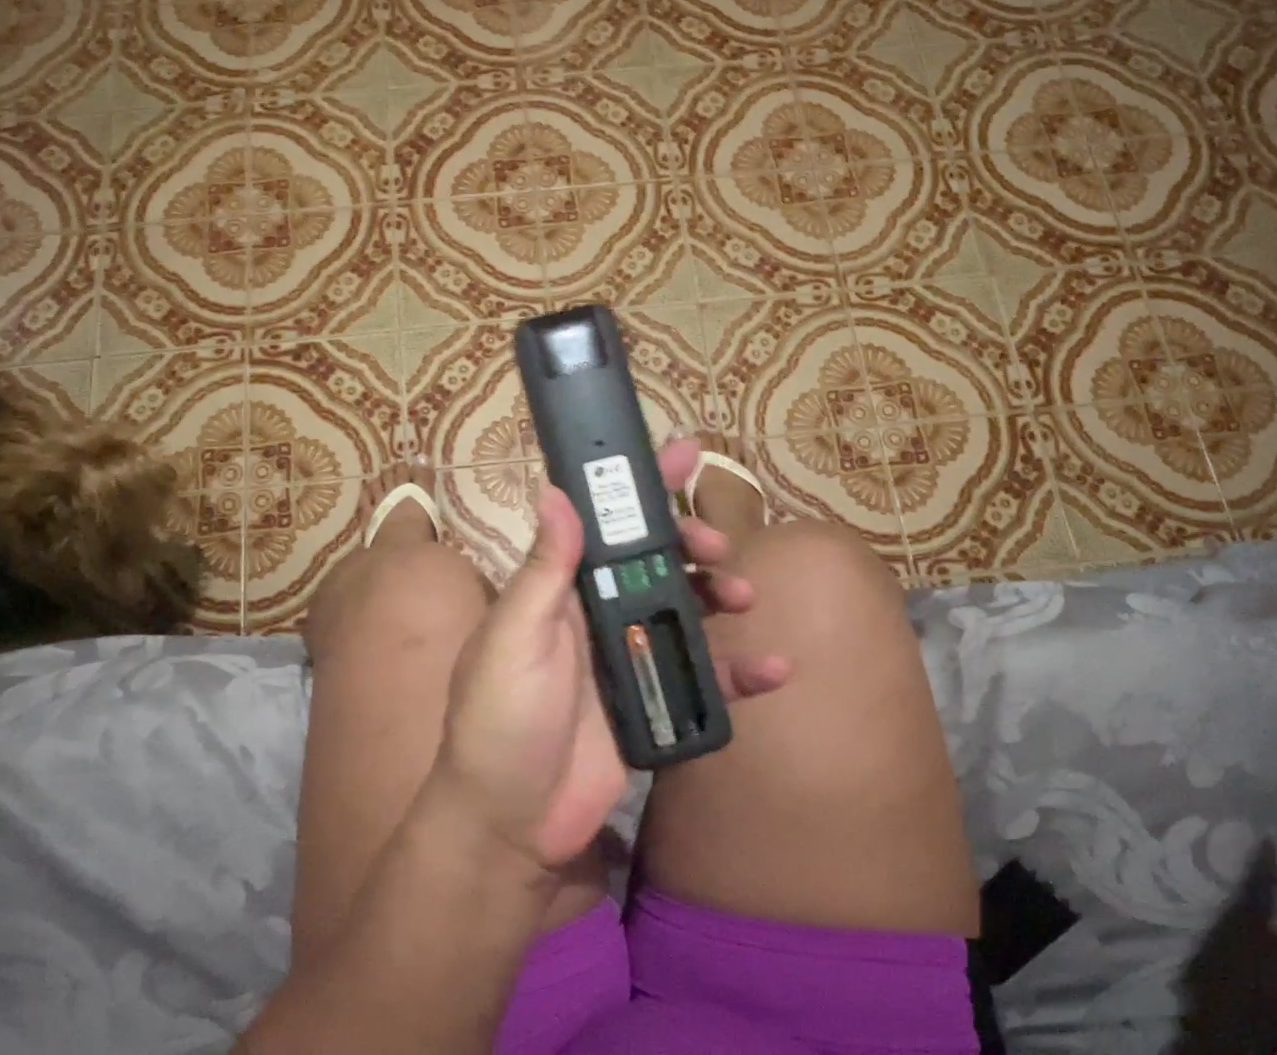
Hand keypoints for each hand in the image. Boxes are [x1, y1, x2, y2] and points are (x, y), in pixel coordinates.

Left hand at [427, 437, 791, 871]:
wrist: (511, 821)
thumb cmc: (500, 720)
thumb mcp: (514, 639)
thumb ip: (542, 571)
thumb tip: (554, 491)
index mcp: (559, 592)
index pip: (603, 525)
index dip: (640, 488)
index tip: (684, 454)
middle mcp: (596, 617)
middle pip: (656, 563)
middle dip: (692, 544)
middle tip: (719, 549)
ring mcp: (628, 661)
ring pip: (686, 612)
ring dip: (721, 595)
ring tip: (747, 595)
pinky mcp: (653, 707)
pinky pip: (704, 680)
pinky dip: (741, 674)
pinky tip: (775, 671)